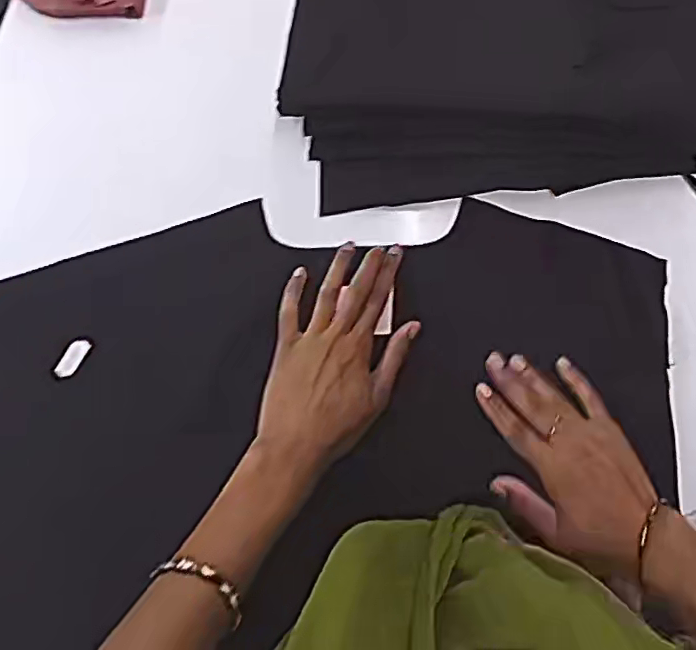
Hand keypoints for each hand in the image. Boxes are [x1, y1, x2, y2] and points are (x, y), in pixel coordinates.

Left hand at [254, 245, 420, 478]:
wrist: (293, 447)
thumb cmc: (333, 429)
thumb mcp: (377, 396)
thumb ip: (395, 357)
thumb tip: (410, 330)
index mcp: (357, 347)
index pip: (378, 301)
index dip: (388, 274)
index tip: (394, 257)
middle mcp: (334, 337)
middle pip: (355, 291)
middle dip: (369, 265)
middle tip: (378, 248)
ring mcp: (309, 339)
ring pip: (325, 293)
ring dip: (338, 268)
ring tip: (347, 249)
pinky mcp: (286, 347)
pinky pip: (289, 311)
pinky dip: (293, 290)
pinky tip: (299, 274)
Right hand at [475, 353, 658, 585]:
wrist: (646, 536)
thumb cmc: (602, 538)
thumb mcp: (556, 532)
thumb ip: (524, 502)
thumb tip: (498, 482)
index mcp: (553, 468)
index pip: (516, 430)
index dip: (497, 408)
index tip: (483, 390)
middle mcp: (570, 443)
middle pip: (532, 405)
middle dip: (509, 381)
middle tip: (494, 361)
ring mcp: (591, 431)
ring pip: (556, 396)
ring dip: (534, 376)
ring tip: (516, 360)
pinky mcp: (610, 427)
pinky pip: (590, 396)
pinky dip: (575, 378)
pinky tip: (562, 364)